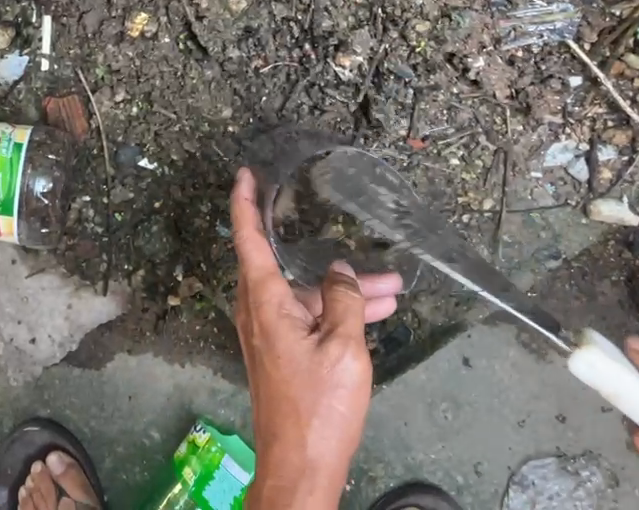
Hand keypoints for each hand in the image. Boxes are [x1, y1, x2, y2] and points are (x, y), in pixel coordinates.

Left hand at [230, 167, 403, 509]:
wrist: (299, 466)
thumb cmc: (318, 405)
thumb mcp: (343, 349)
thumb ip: (344, 301)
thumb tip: (341, 270)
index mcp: (262, 298)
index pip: (247, 235)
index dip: (244, 201)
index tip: (245, 173)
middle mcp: (257, 308)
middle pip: (288, 265)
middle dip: (326, 256)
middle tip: (363, 246)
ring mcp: (268, 331)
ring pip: (306, 295)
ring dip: (344, 292)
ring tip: (393, 288)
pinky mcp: (280, 351)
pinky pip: (308, 317)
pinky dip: (336, 313)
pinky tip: (375, 313)